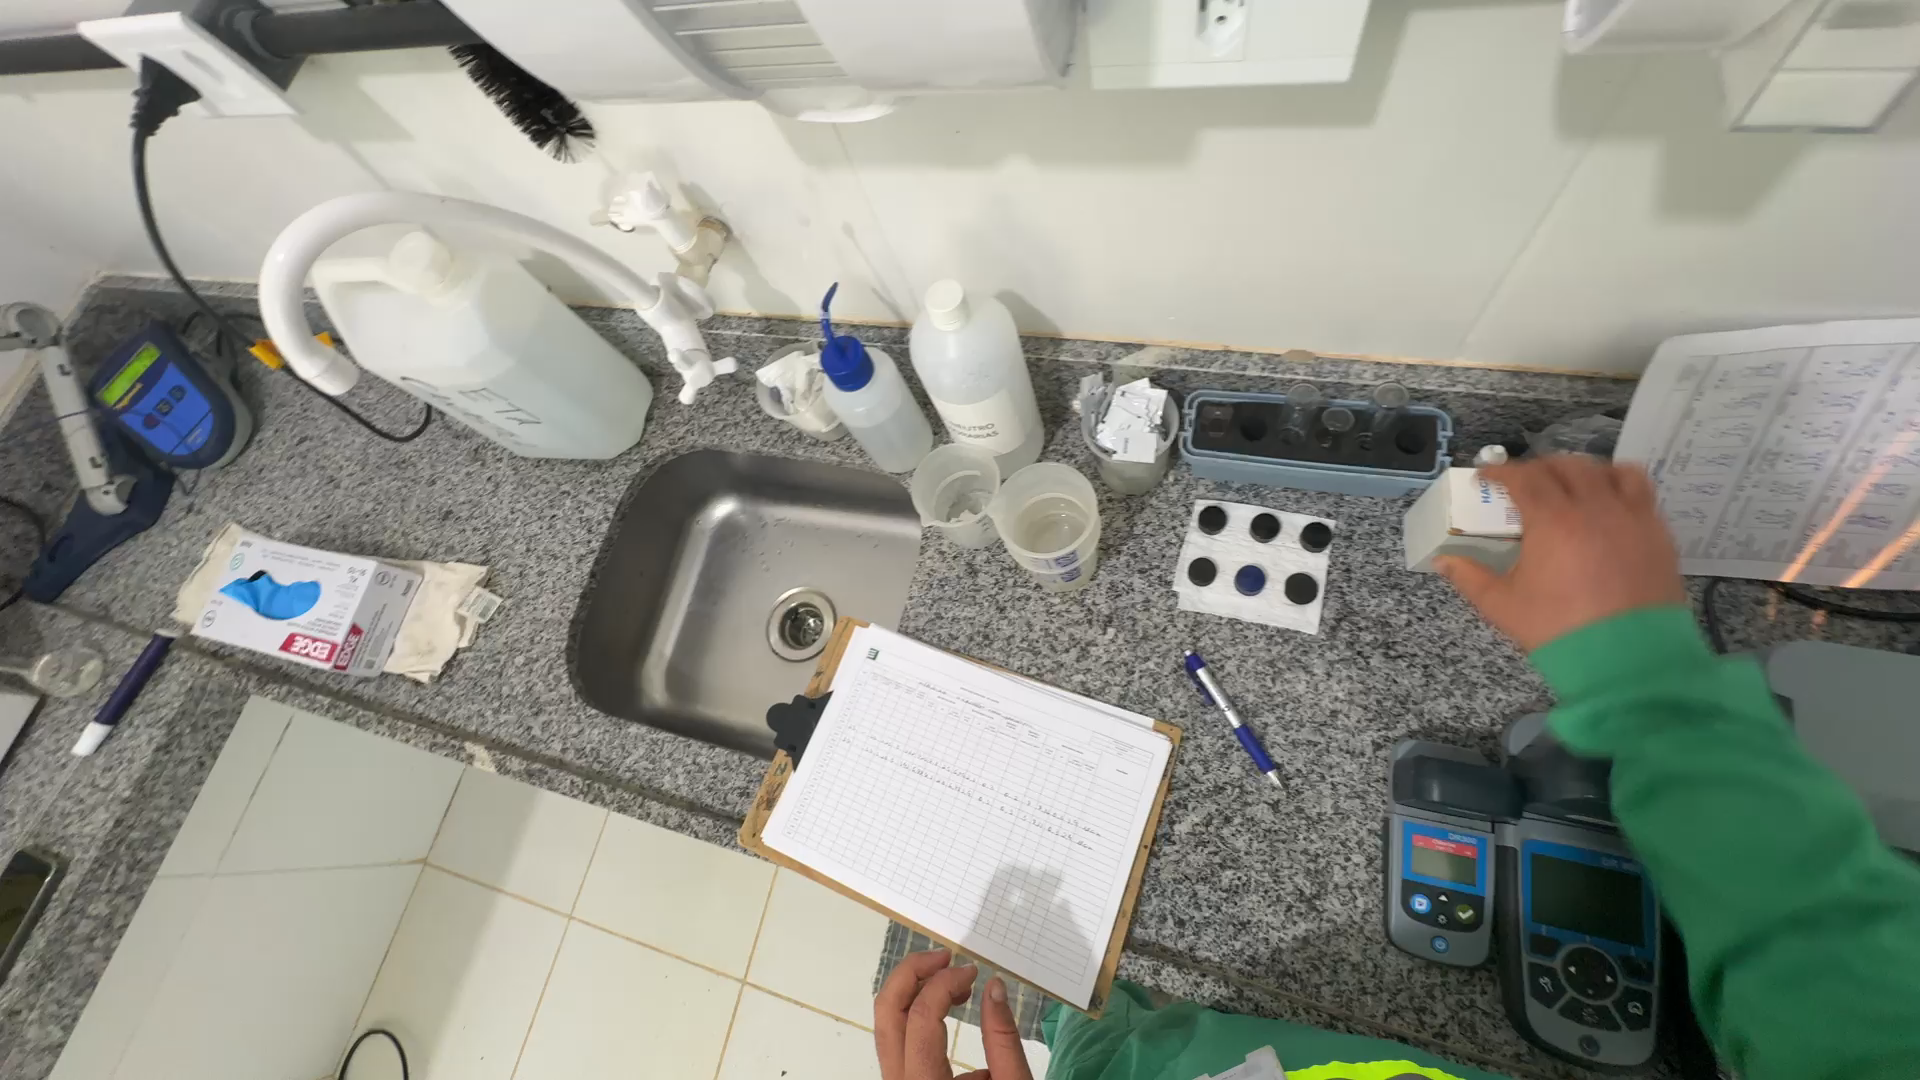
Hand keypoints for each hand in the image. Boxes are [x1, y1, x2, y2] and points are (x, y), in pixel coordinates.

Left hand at [875, 950, 1033, 1079]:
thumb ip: (1004, 1039)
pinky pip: (897, 1042)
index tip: (974, 972)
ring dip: (915, 990)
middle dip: (914, 974)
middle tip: (947, 957)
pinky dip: (917, 1013)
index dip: (945, 982)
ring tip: (952, 979)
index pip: (922, 1017)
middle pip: (887, 1013)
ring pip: (887, 1026)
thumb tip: (994, 986)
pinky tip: (950, 1008)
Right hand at [1435, 456, 1685, 651]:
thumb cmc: (1557, 627)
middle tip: (1522, 481)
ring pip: (1611, 471)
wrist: (1628, 658)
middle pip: (1567, 466)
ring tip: (1569, 484)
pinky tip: (1605, 505)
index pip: (1523, 478)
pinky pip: (1642, 492)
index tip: (1484, 476)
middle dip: (1539, 467)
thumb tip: (1444, 561)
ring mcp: (1633, 519)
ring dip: (1584, 470)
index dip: (1500, 471)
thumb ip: (1468, 577)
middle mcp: (1595, 509)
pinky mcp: (1659, 534)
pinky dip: (1619, 487)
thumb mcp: (1500, 604)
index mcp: (1552, 522)